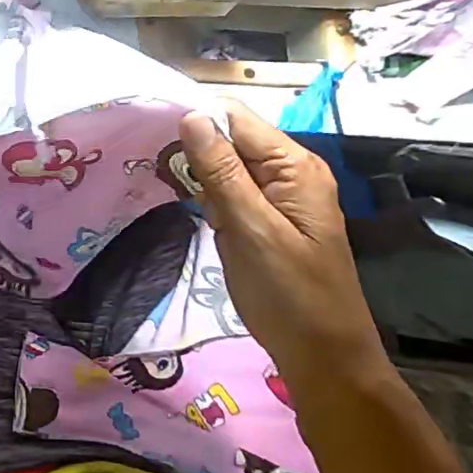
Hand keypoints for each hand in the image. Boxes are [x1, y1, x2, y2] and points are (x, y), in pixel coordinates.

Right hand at [178, 105, 386, 385]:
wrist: (322, 355)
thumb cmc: (289, 294)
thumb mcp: (251, 230)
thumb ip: (221, 172)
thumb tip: (191, 116)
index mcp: (294, 166)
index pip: (236, 118)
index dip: (195, 120)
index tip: (150, 132)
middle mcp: (289, 171)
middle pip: (230, 137)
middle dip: (192, 148)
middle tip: (155, 167)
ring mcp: (278, 194)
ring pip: (224, 164)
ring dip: (196, 173)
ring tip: (165, 184)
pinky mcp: (265, 215)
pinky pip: (229, 189)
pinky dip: (206, 194)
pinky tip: (190, 206)